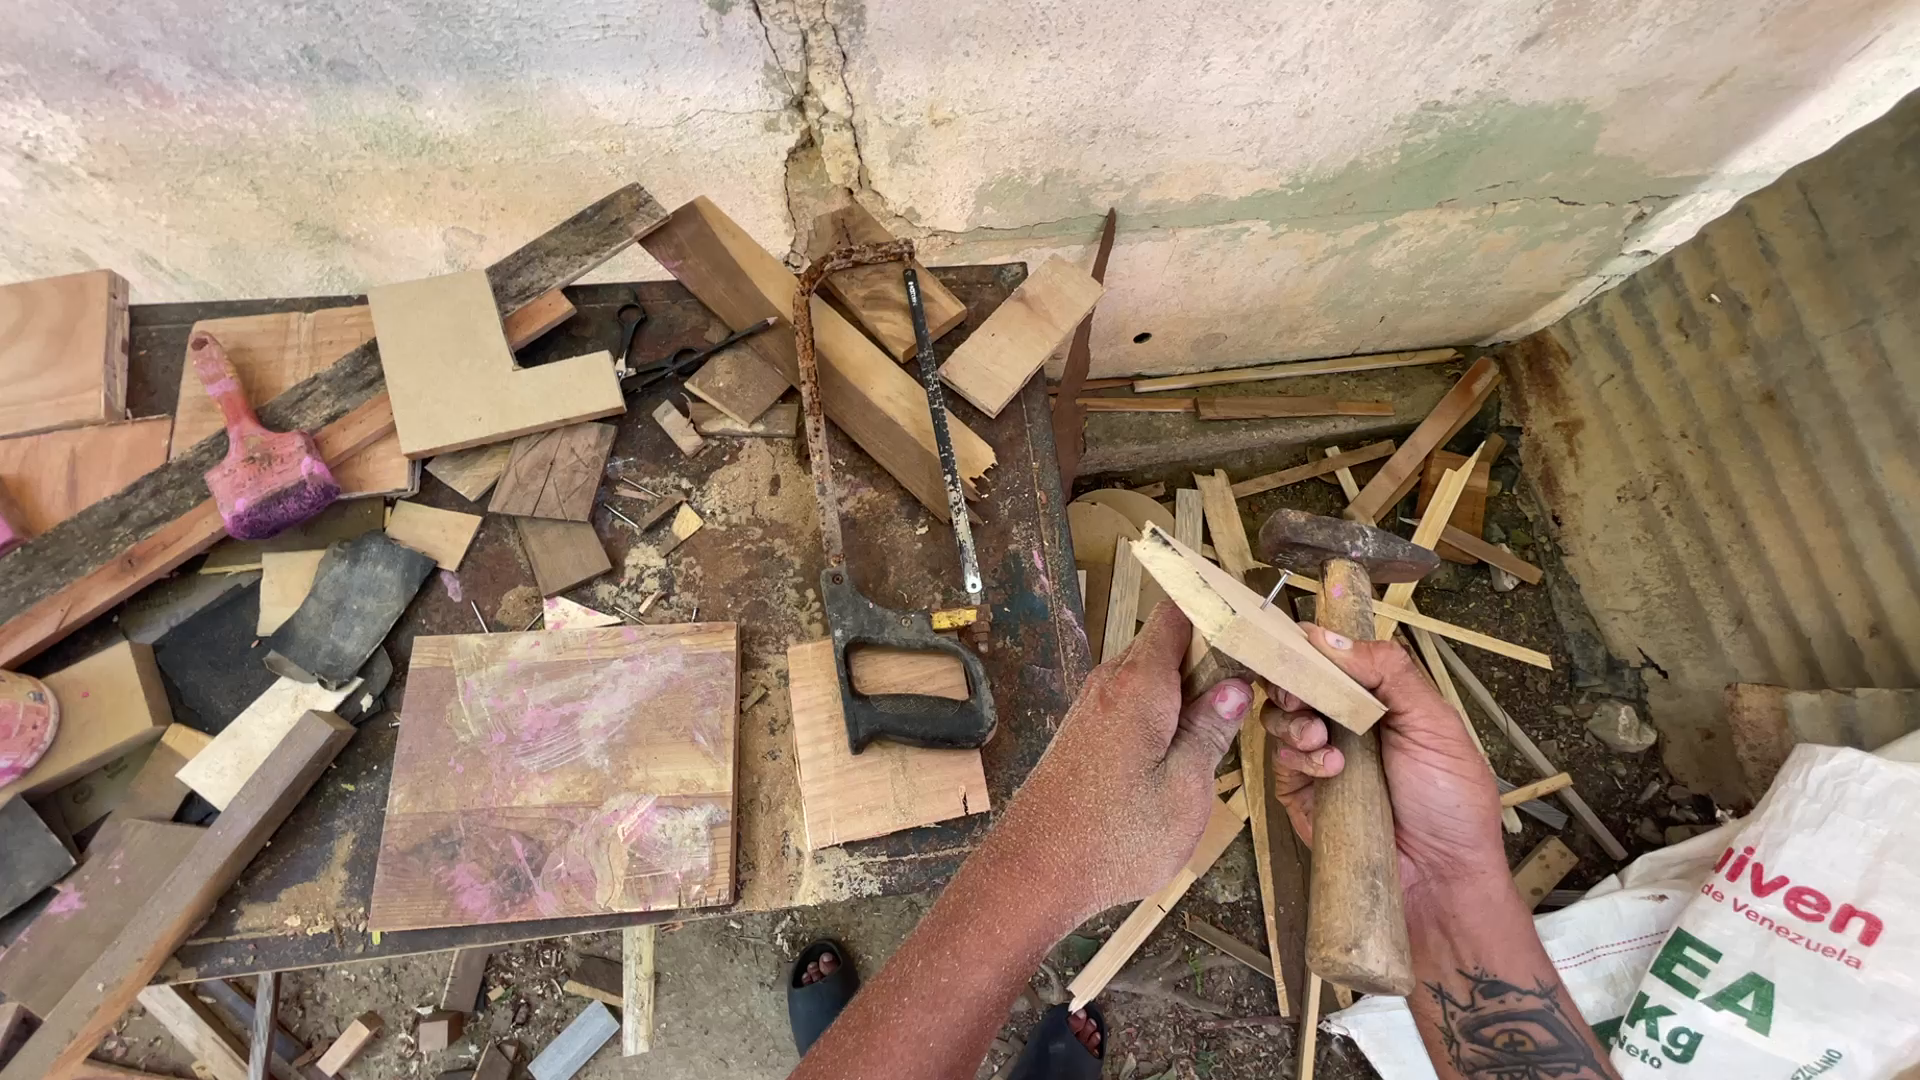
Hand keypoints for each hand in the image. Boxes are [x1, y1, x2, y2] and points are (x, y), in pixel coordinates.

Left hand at [985, 601, 1250, 923]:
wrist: (1038, 866)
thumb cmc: (1117, 835)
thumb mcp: (1186, 787)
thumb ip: (1211, 729)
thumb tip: (1236, 684)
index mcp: (1139, 683)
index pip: (1176, 613)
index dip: (1216, 610)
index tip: (1256, 630)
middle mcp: (1110, 681)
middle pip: (1166, 643)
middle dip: (1209, 656)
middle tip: (1256, 686)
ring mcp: (1093, 703)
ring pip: (1150, 674)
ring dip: (1187, 688)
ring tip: (1226, 719)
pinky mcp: (1086, 727)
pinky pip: (1132, 699)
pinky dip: (1162, 709)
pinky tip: (1183, 744)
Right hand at [1267, 625, 1507, 903]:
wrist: (1439, 877)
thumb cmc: (1449, 799)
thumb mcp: (1434, 724)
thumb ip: (1389, 673)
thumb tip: (1326, 636)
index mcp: (1374, 698)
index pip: (1331, 657)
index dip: (1310, 647)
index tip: (1297, 642)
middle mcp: (1339, 721)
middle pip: (1293, 681)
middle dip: (1291, 682)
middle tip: (1300, 694)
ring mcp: (1314, 754)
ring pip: (1277, 716)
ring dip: (1294, 722)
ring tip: (1320, 741)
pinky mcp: (1296, 787)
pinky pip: (1279, 759)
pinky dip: (1300, 758)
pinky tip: (1330, 771)